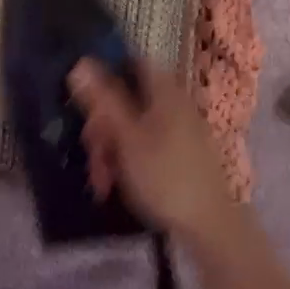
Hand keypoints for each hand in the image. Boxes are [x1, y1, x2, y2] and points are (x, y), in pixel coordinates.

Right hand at [68, 59, 231, 238]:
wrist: (210, 226)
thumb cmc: (164, 176)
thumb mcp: (125, 137)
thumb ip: (102, 99)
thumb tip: (80, 62)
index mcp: (164, 92)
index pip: (130, 61)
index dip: (104, 73)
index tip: (85, 100)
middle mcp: (173, 103)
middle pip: (126, 98)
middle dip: (102, 125)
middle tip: (92, 153)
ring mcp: (179, 129)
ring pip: (131, 125)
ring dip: (109, 149)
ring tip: (102, 180)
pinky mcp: (180, 154)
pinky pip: (144, 144)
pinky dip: (126, 159)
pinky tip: (115, 185)